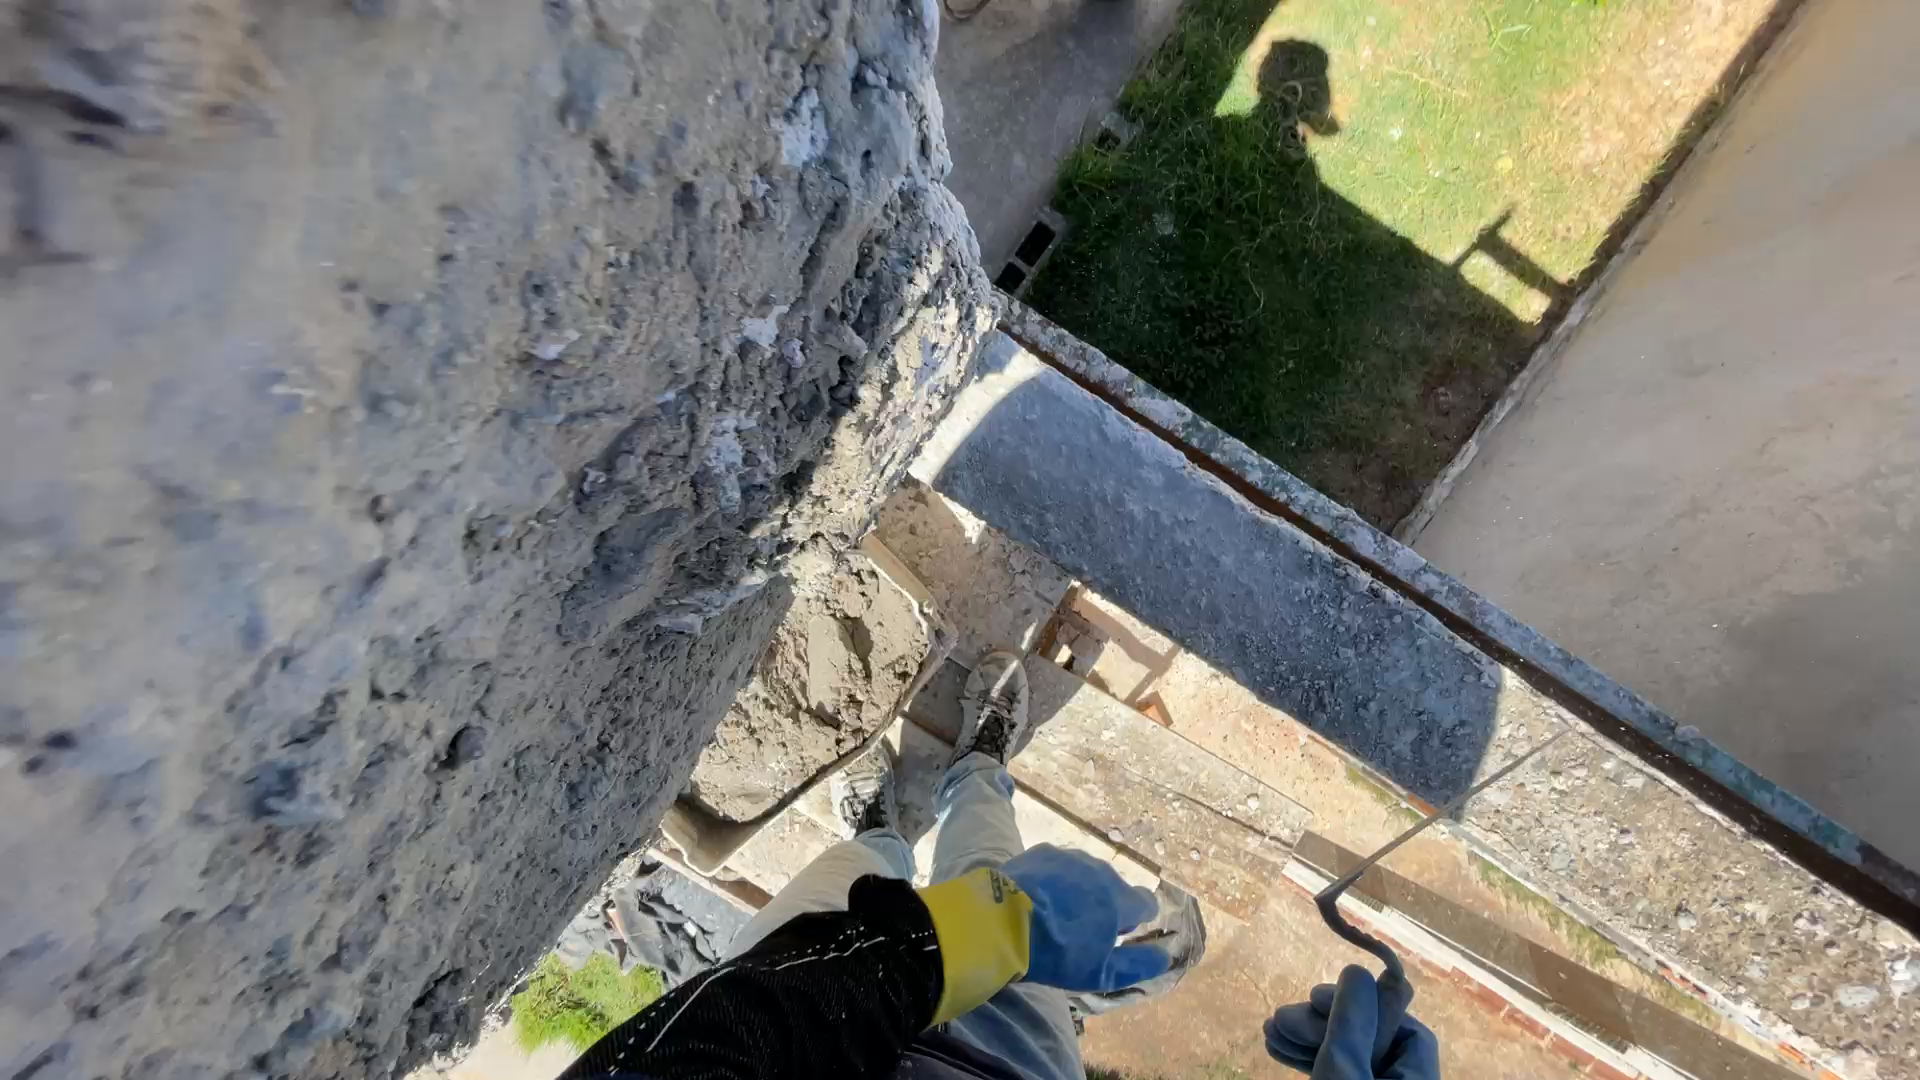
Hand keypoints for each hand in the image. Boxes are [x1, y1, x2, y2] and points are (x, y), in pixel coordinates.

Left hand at [1000, 844, 1170, 991]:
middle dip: (1107, 903)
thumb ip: (1139, 963)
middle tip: (1085, 928)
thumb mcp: (1102, 972)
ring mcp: (1071, 856)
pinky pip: (1061, 864)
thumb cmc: (1058, 952)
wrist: (1003, 921)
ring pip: (1087, 873)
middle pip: (1114, 886)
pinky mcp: (1044, 851)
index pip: (1146, 901)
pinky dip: (1057, 878)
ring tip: (1060, 912)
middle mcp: (1100, 870)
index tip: (1119, 932)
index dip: (1137, 918)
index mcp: (1119, 898)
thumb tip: (1165, 955)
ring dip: (1082, 889)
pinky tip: (1041, 895)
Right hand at [1265, 966, 1438, 1078]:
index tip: (1317, 997)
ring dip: (1306, 1039)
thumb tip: (1358, 970)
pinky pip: (1336, 1076)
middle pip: (1372, 1042)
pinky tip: (1277, 1049)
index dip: (1366, 1006)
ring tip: (1271, 1032)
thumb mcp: (1345, 1066)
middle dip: (1321, 1023)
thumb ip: (1352, 1018)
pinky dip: (1309, 1060)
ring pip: (1348, 1059)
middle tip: (1282, 1019)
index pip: (1410, 1032)